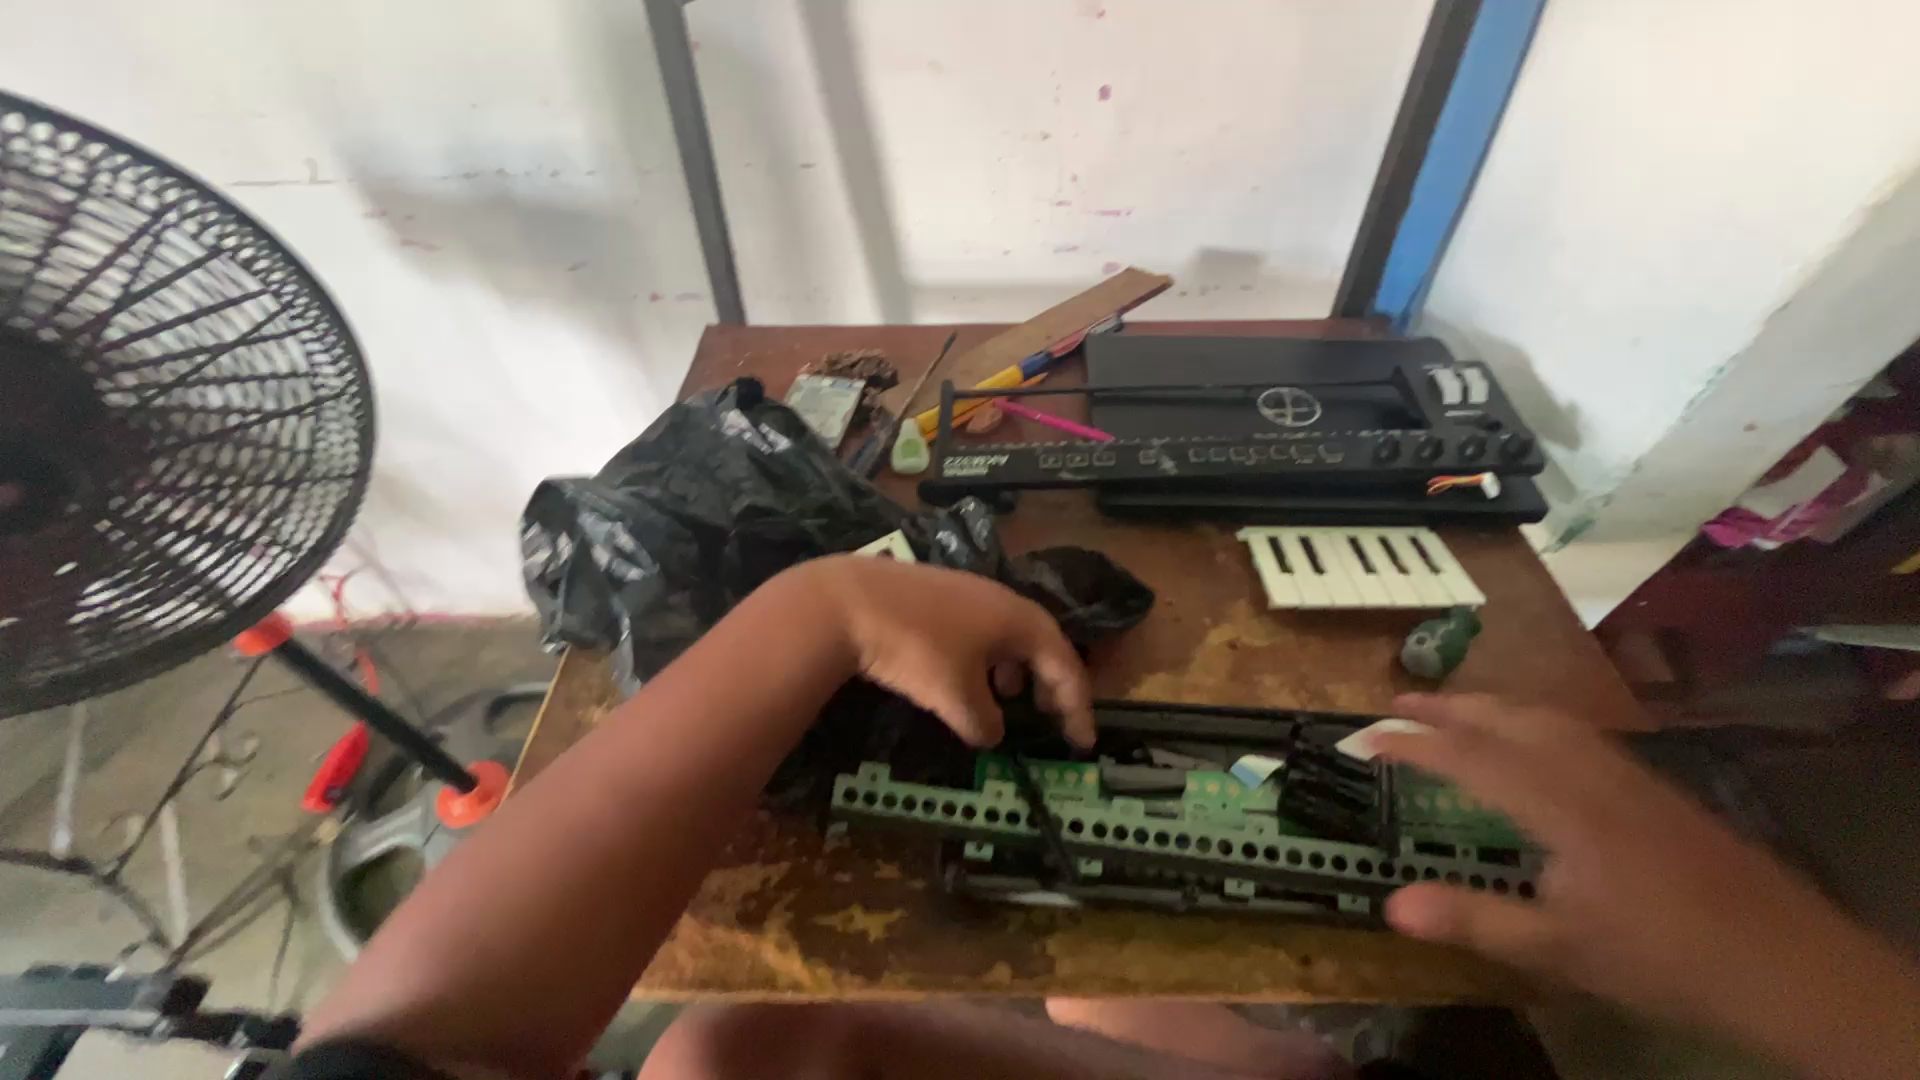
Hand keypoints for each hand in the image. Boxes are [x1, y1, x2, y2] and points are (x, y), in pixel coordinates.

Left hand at [789, 556, 1093, 748]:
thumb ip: (983, 721)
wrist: (848, 601)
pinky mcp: (937, 591)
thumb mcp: (955, 696)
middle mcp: (1001, 598)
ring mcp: (967, 590)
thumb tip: (991, 732)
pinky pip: (980, 627)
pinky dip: (987, 656)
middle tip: (1053, 716)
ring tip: (1010, 694)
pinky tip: (965, 672)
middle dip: (1051, 682)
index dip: (1077, 706)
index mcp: (1019, 620)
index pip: (1065, 664)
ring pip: (1008, 633)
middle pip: (1042, 642)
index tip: (1083, 742)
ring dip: (1018, 667)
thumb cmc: (915, 649)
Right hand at [1372, 693, 1919, 1069]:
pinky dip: (1531, 720)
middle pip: (1509, 720)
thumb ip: (1475, 921)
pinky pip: (1577, 732)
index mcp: (1561, 808)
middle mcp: (1591, 776)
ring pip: (1547, 719)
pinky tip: (1530, 740)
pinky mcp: (1654, 789)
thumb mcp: (1562, 952)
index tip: (1367, 738)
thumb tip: (1390, 907)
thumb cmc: (1668, 960)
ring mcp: (1627, 777)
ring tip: (1452, 708)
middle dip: (1448, 707)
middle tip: (1398, 702)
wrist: (1800, 971)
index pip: (1470, 758)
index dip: (1413, 743)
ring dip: (1490, 706)